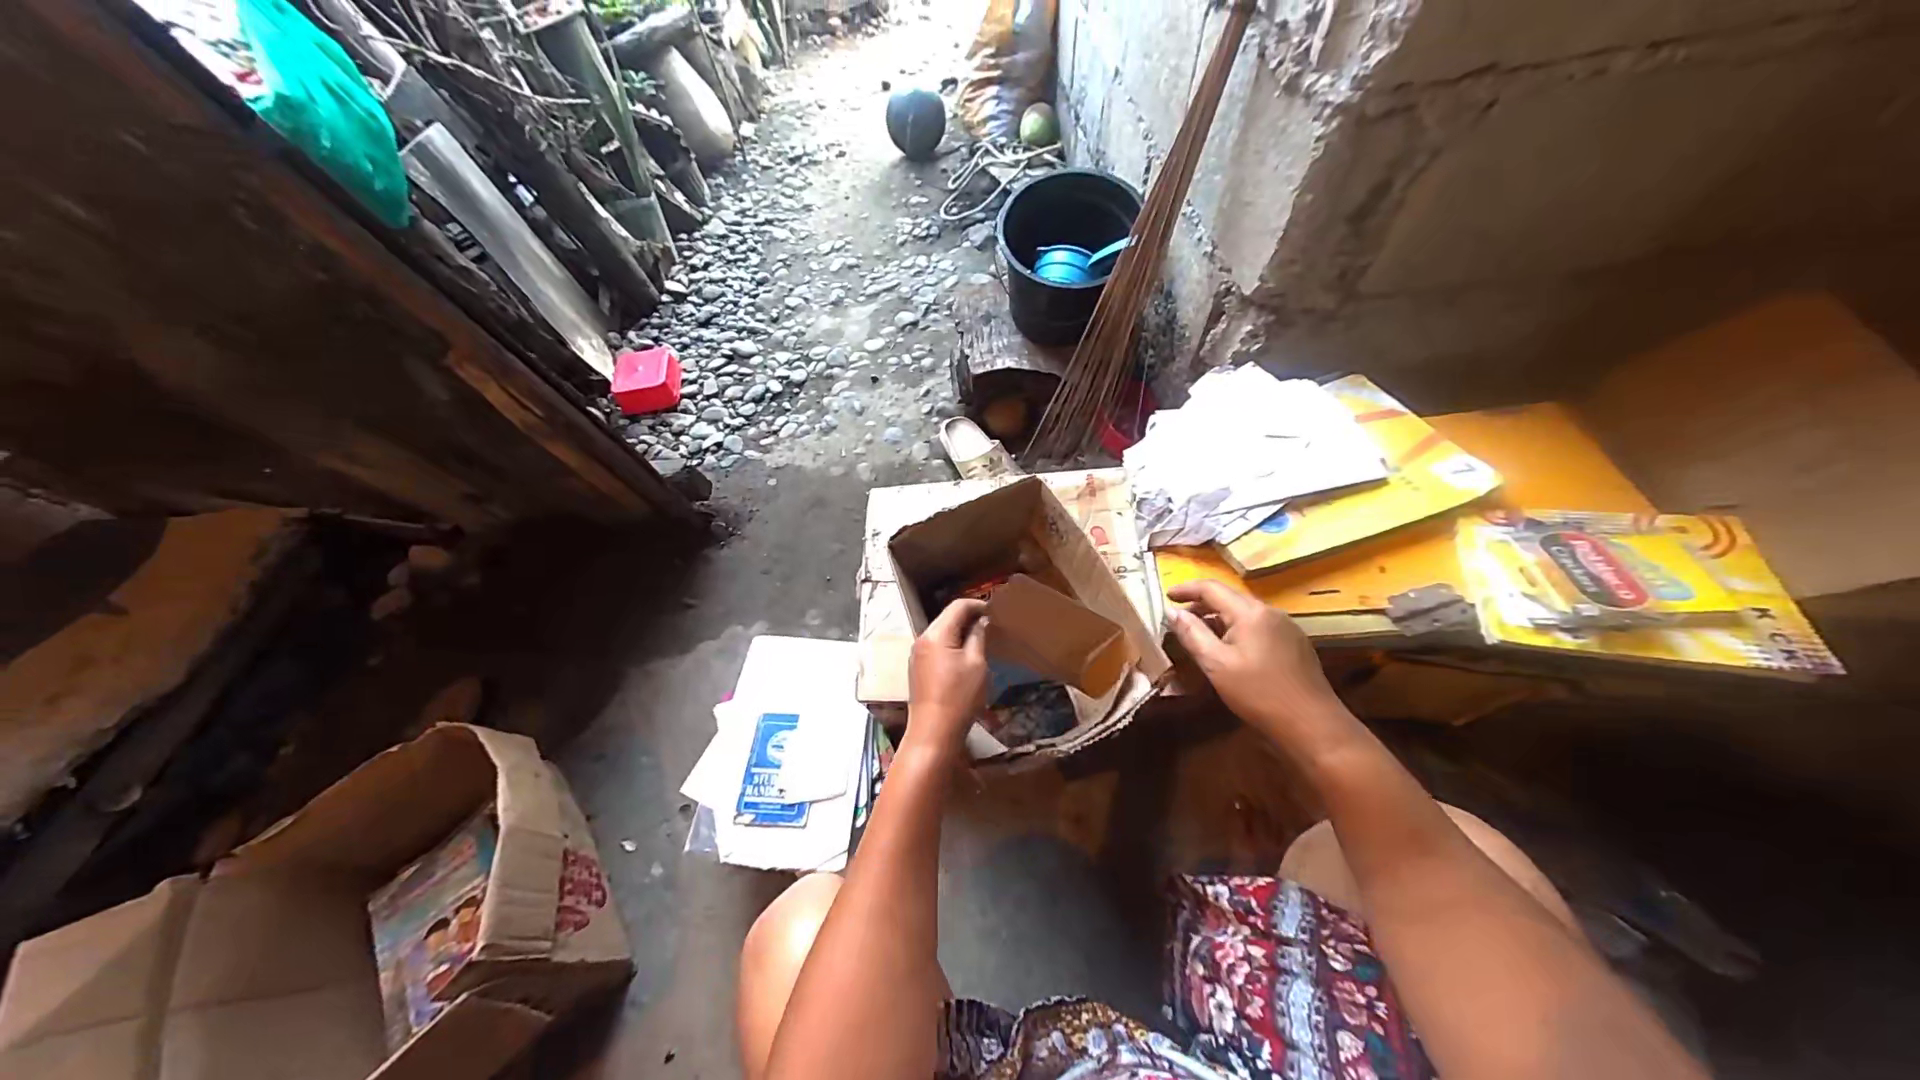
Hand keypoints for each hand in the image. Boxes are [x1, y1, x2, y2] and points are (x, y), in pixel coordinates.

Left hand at [906, 599, 988, 757]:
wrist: (933, 733)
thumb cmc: (959, 698)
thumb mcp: (976, 664)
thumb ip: (978, 636)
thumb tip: (981, 621)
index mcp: (936, 634)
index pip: (957, 606)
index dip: (977, 604)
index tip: (995, 611)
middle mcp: (922, 639)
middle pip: (947, 618)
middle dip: (969, 618)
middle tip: (991, 624)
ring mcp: (917, 654)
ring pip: (942, 633)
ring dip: (961, 632)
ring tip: (982, 639)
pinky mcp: (918, 668)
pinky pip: (937, 647)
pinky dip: (952, 645)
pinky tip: (965, 655)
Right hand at [1167, 580, 1358, 761]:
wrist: (1312, 725)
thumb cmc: (1258, 693)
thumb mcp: (1216, 664)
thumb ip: (1192, 634)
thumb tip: (1172, 612)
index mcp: (1251, 612)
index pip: (1212, 588)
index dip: (1186, 589)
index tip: (1166, 596)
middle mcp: (1271, 612)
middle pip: (1230, 598)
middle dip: (1201, 604)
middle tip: (1178, 618)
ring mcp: (1286, 628)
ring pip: (1245, 613)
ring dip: (1218, 619)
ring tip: (1199, 635)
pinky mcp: (1295, 644)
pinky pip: (1258, 627)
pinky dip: (1237, 630)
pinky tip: (1230, 650)